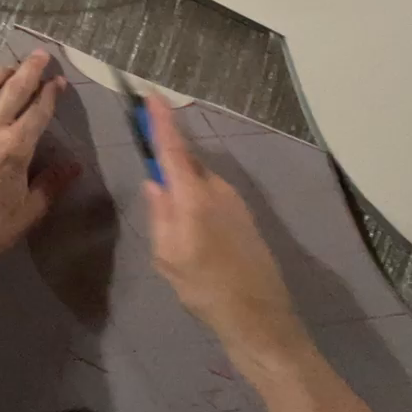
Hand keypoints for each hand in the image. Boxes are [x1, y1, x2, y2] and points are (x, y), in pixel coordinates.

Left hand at [0, 50, 81, 298]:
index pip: (39, 109)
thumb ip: (52, 184)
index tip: (58, 81)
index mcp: (15, 147)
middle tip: (40, 55)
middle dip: (29, 69)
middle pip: (12, 88)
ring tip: (8, 68)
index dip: (51, 92)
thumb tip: (75, 166)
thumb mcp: (28, 212)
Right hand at [143, 94, 306, 362]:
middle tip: (158, 201)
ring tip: (181, 239)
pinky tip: (199, 241)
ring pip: (198, 183)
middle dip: (169, 168)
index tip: (152, 95)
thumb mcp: (168, 256)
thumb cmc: (206, 289)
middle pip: (185, 164)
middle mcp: (217, 189)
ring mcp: (234, 200)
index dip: (161, 121)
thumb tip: (154, 183)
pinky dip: (198, 205)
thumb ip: (159, 214)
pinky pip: (211, 197)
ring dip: (184, 194)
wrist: (259, 316)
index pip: (173, 149)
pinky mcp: (244, 213)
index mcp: (194, 196)